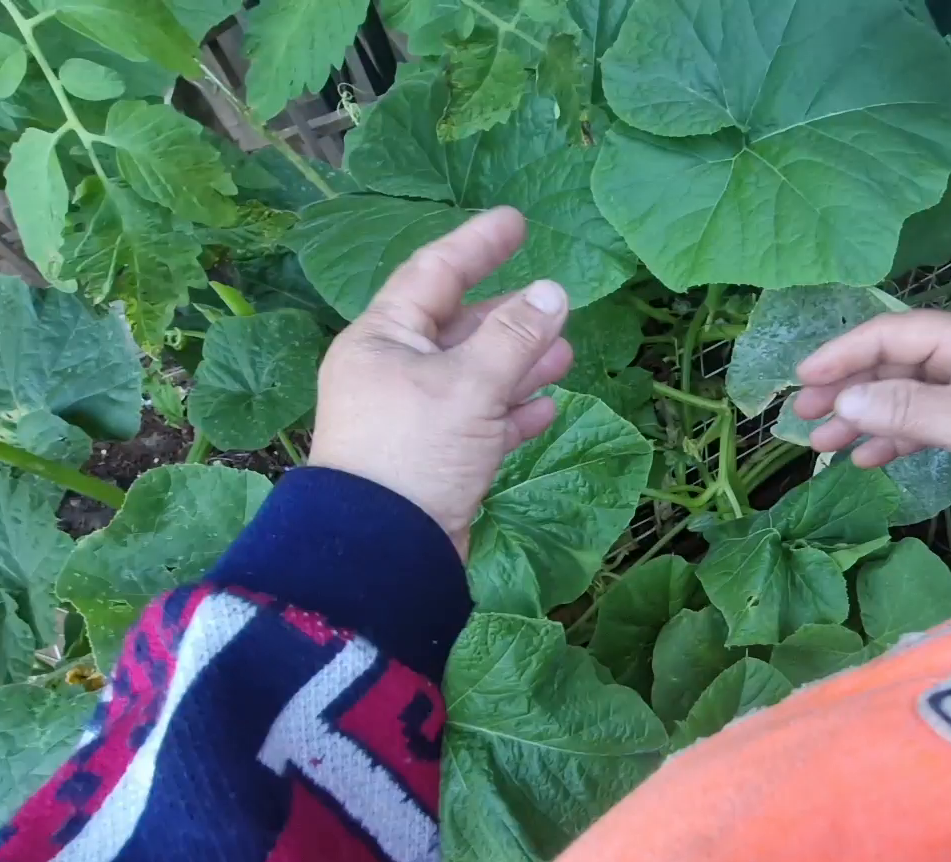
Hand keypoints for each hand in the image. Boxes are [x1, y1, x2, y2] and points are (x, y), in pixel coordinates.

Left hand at [308, 207, 572, 558]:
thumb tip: (555, 292)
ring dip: (520, 366)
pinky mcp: (440, 458)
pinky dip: (513, 413)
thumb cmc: (414, 450)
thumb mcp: (468, 386)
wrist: (385, 548)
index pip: (434, 274)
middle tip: (557, 302)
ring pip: (478, 378)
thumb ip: (514, 338)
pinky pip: (483, 423)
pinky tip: (547, 406)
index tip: (515, 223)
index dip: (476, 245)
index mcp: (385, 339)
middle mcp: (398, 372)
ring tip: (565, 352)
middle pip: (461, 329)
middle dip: (511, 317)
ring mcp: (419, 417)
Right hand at [793, 310, 950, 519]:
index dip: (843, 353)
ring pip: (902, 398)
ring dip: (863, 420)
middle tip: (804, 417)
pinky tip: (865, 459)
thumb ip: (906, 410)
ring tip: (823, 445)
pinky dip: (893, 440)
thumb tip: (844, 402)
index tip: (803, 378)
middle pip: (891, 366)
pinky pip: (922, 425)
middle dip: (846, 390)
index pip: (892, 335)